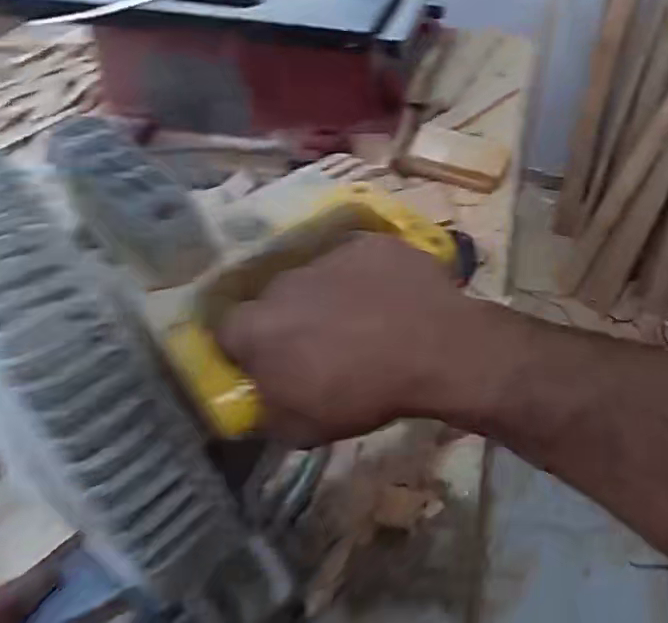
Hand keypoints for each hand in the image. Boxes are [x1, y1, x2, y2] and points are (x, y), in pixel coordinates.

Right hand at [217, 233, 516, 443]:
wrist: (438, 348)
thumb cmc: (366, 393)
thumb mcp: (297, 427)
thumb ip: (264, 404)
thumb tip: (258, 391)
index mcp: (257, 327)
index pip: (230, 331)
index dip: (249, 345)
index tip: (273, 357)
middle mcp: (287, 281)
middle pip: (276, 296)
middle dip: (292, 313)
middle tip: (322, 333)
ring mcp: (333, 254)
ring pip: (319, 272)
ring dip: (330, 289)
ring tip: (363, 310)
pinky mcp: (373, 241)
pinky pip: (360, 256)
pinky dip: (368, 271)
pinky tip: (389, 290)